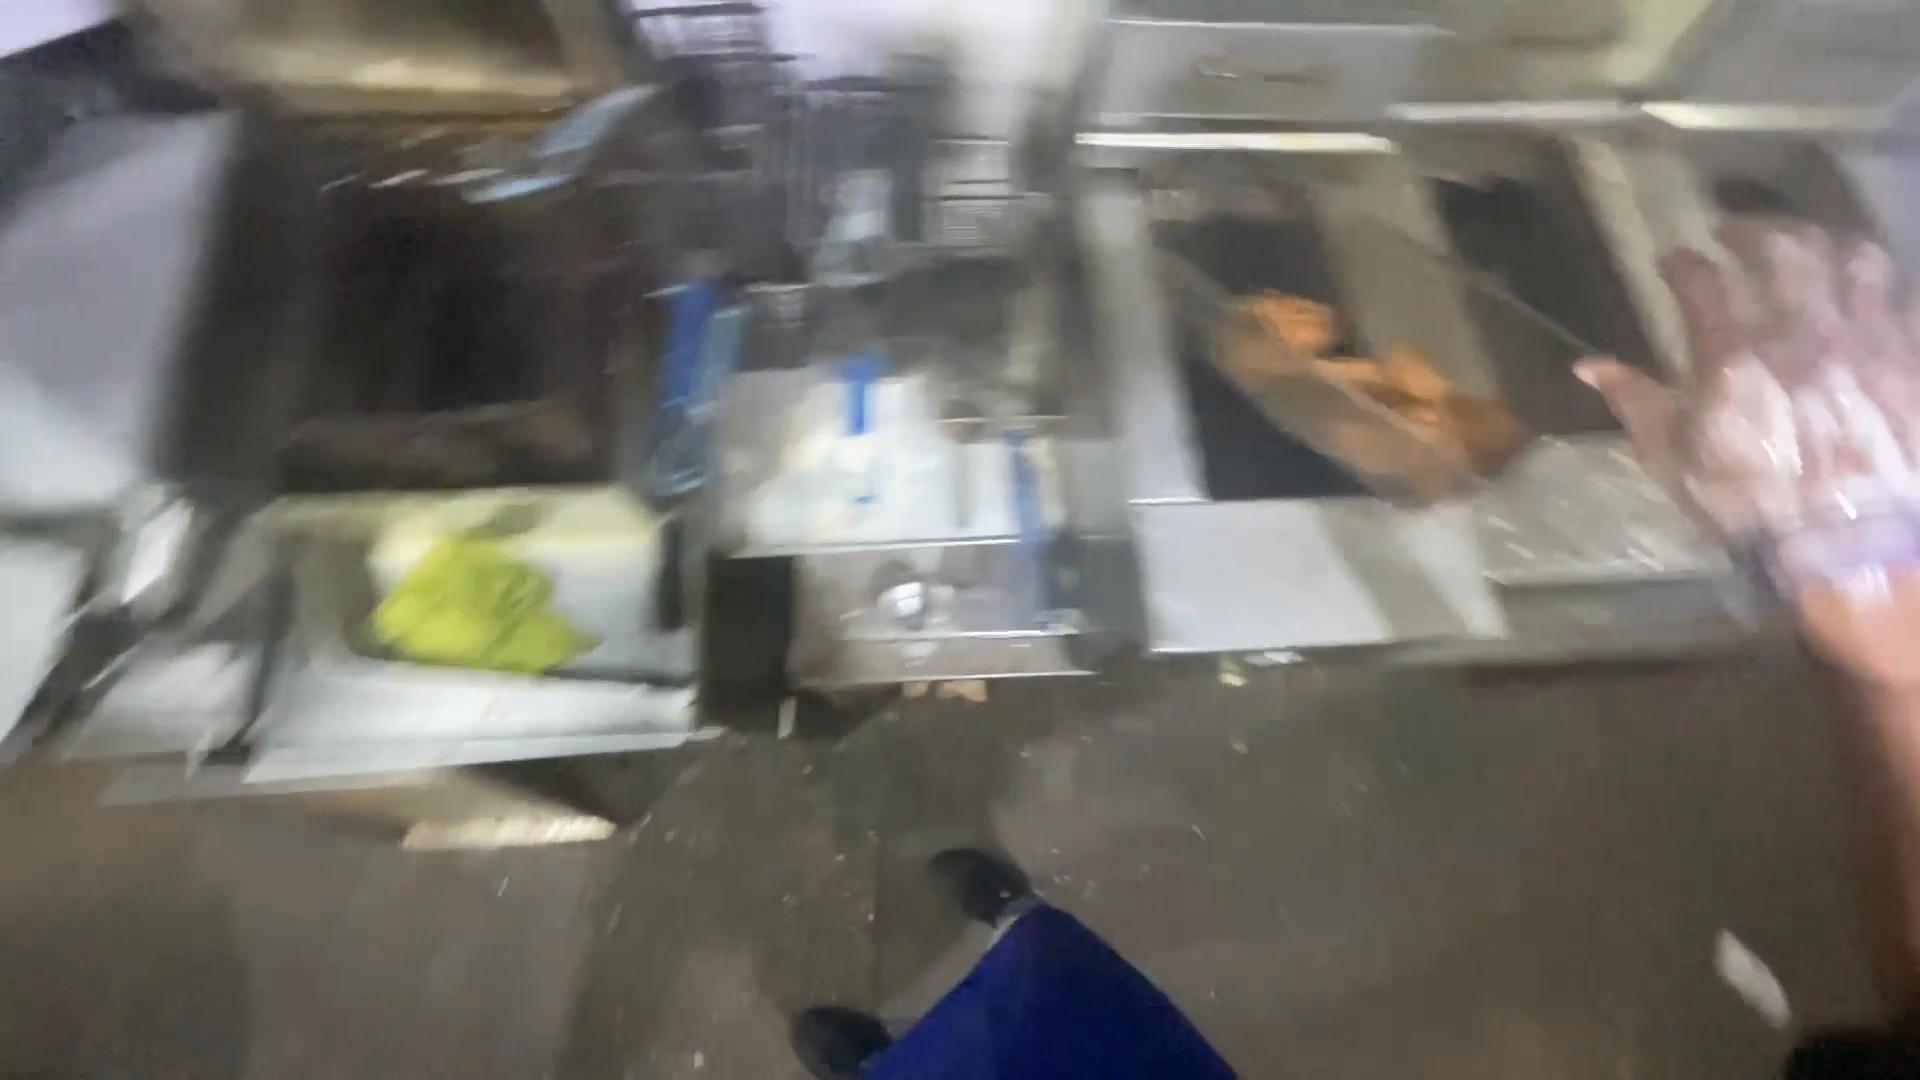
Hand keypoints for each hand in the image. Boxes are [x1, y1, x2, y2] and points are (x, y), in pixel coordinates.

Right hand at [1578, 223, 1919, 686]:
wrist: (1842, 536)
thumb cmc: (1737, 495)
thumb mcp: (1665, 453)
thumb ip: (1633, 399)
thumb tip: (1588, 366)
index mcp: (1731, 358)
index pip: (1704, 284)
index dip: (1683, 263)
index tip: (1669, 259)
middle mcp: (1801, 334)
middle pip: (1786, 250)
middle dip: (1756, 230)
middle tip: (1735, 230)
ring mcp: (1867, 339)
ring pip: (1856, 257)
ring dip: (1823, 240)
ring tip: (1804, 243)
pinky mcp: (1910, 356)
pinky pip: (1900, 295)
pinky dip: (1876, 280)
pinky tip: (1860, 286)